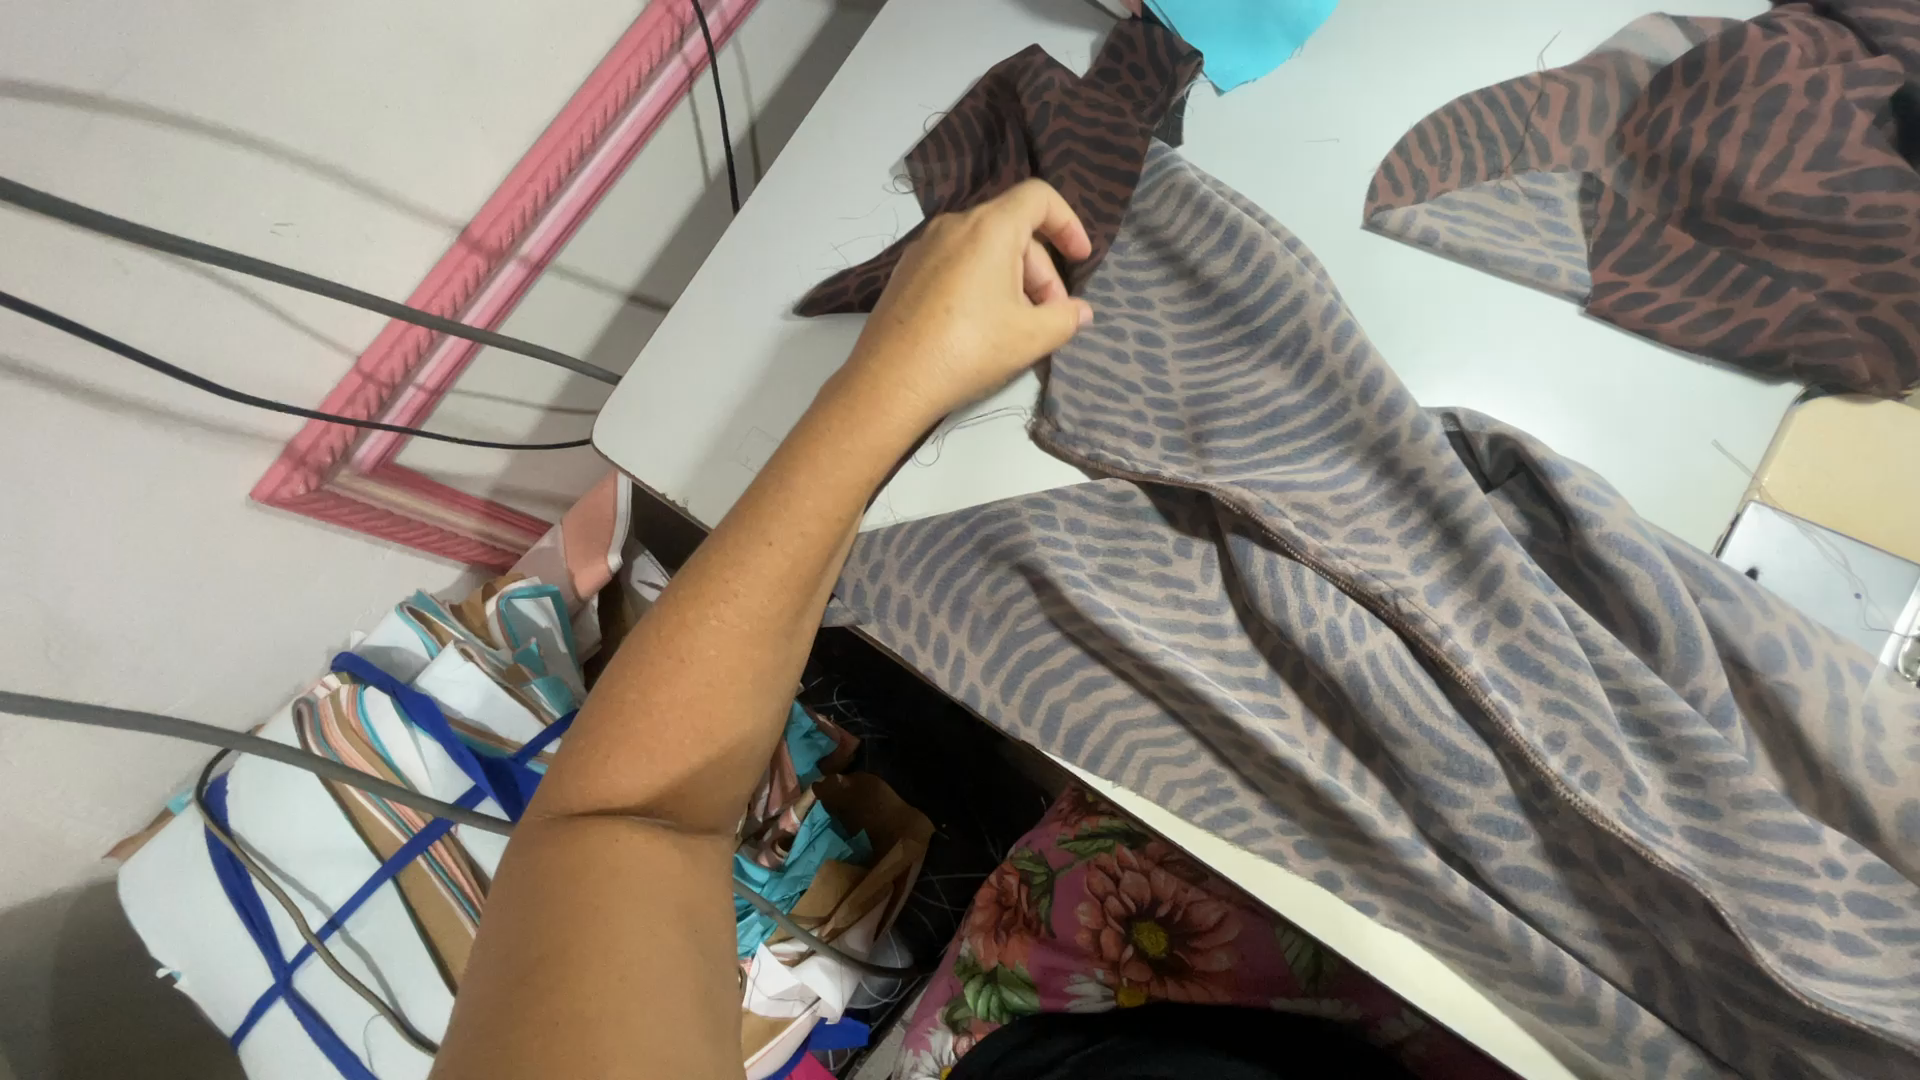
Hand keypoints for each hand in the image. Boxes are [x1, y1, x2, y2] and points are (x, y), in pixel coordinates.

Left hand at [830, 179, 1094, 427]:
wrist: (891, 382)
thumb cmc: (968, 351)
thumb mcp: (1030, 338)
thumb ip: (1066, 319)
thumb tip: (1082, 313)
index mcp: (989, 227)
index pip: (1038, 197)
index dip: (1068, 223)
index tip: (1080, 258)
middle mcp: (953, 226)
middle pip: (1012, 231)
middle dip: (1041, 271)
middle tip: (1049, 317)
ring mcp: (923, 249)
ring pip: (983, 251)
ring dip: (1010, 282)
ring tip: (1015, 328)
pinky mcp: (905, 274)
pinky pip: (955, 266)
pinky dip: (979, 286)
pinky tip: (978, 329)